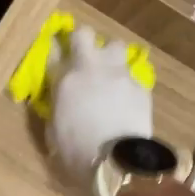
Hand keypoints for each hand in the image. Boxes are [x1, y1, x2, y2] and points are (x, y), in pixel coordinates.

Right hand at [47, 25, 153, 179]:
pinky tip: (128, 100)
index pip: (54, 50)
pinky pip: (133, 75)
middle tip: (84, 56)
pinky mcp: (141, 86)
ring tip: (110, 73)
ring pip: (116, 46)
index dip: (54, 49)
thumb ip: (57, 104)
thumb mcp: (54, 129)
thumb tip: (61, 97)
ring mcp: (119, 74)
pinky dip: (128, 83)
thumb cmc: (76, 151)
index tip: (55, 53)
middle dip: (83, 41)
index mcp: (64, 79)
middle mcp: (91, 68)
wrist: (117, 161)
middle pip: (85, 33)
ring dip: (111, 56)